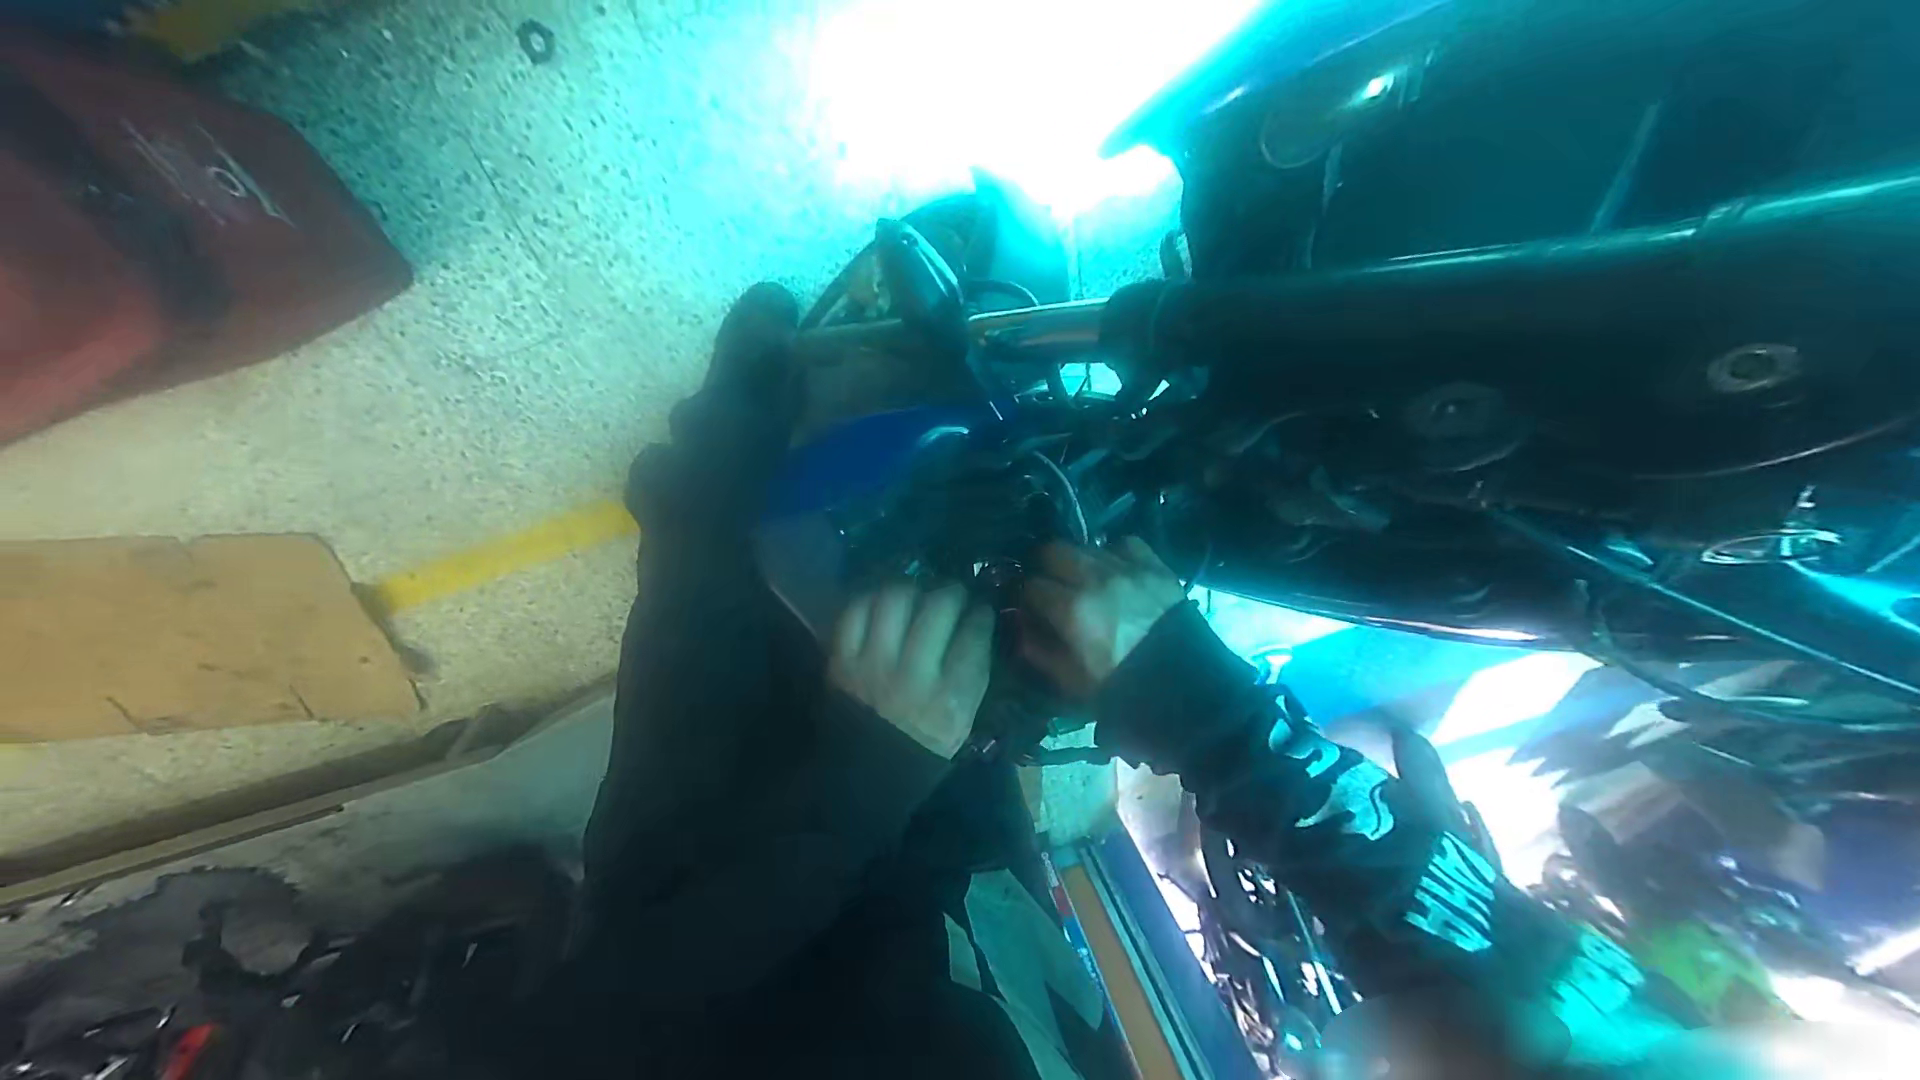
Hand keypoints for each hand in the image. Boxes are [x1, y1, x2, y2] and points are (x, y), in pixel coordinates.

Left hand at [829, 583, 994, 758]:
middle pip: (937, 608)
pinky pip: (856, 612)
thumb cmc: (924, 743)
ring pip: (895, 600)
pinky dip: (871, 600)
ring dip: (911, 590)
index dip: (980, 614)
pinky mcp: (840, 660)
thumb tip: (978, 623)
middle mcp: (911, 675)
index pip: (973, 636)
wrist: (866, 772)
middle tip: (952, 594)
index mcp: (949, 697)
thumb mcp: (964, 719)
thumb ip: (973, 673)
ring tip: (917, 594)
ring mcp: (871, 664)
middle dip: (951, 593)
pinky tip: (884, 605)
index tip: (980, 610)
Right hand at [1021, 538, 1185, 695]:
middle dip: (1045, 566)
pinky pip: (1123, 543)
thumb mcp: (1071, 680)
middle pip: (1052, 550)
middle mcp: (1094, 578)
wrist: (1183, 685)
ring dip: (1078, 561)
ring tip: (1084, 579)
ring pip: (1086, 546)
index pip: (1030, 585)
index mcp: (1071, 609)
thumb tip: (1021, 628)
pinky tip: (1115, 571)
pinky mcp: (1153, 564)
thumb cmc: (1121, 686)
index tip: (1030, 606)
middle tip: (1051, 584)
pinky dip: (1114, 554)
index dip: (1026, 596)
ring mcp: (1126, 567)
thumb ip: (1039, 651)